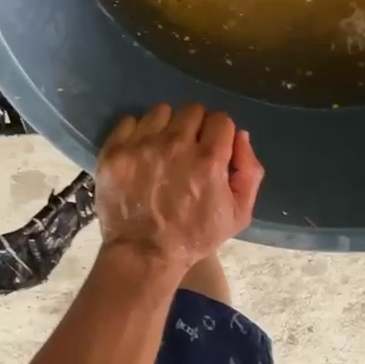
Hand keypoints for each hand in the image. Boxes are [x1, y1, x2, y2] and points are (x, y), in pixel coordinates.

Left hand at [94, 103, 263, 275]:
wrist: (143, 254)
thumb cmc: (194, 236)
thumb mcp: (238, 214)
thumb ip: (249, 171)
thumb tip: (240, 136)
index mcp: (209, 159)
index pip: (221, 119)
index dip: (219, 133)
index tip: (212, 147)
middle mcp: (176, 145)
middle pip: (192, 110)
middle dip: (195, 126)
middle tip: (188, 148)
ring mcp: (142, 146)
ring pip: (161, 111)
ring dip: (166, 126)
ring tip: (162, 148)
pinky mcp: (115, 152)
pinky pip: (130, 121)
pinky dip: (137, 133)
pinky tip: (140, 152)